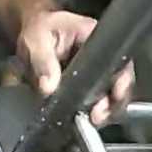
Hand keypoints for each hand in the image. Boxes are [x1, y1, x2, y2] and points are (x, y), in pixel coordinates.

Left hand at [17, 9, 135, 127]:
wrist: (31, 33)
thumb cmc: (38, 29)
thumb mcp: (37, 41)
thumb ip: (43, 62)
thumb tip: (49, 87)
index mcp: (95, 38)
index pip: (118, 61)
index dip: (121, 83)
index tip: (112, 99)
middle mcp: (100, 55)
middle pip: (119, 82)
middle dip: (113, 103)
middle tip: (98, 118)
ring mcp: (93, 71)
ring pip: (107, 95)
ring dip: (102, 111)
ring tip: (92, 122)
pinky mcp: (81, 85)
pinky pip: (90, 101)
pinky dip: (87, 112)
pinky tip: (80, 120)